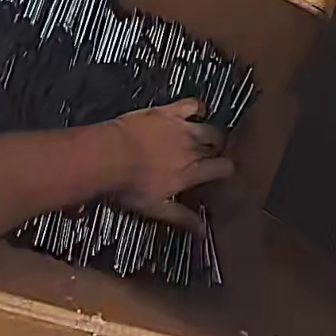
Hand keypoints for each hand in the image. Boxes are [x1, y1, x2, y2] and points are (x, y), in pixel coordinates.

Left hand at [108, 98, 235, 230]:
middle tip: (210, 155)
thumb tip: (202, 231)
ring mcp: (182, 128)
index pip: (223, 168)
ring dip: (211, 133)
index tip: (221, 172)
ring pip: (210, 127)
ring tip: (206, 137)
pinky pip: (192, 104)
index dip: (226, 169)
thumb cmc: (129, 185)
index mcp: (191, 172)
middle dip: (218, 150)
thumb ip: (181, 217)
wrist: (108, 155)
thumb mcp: (155, 208)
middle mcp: (192, 148)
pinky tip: (199, 110)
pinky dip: (199, 107)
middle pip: (218, 145)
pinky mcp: (169, 112)